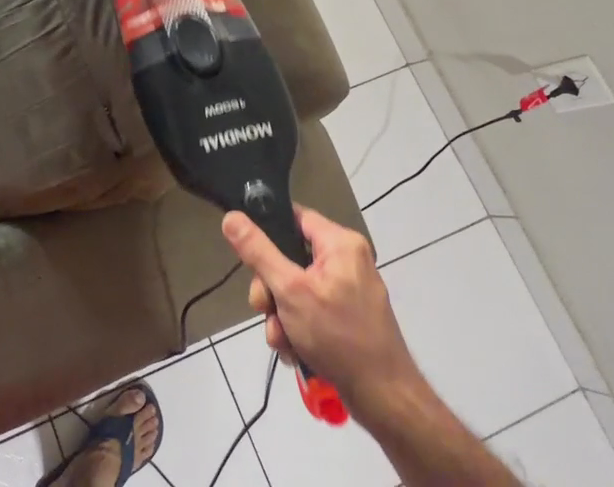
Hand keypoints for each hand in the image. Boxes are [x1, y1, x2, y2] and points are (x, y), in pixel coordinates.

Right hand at [221, 206, 420, 407]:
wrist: (382, 396)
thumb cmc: (337, 335)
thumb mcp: (289, 290)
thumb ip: (258, 252)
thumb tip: (231, 216)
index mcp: (340, 243)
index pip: (293, 217)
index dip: (266, 230)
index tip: (247, 255)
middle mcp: (347, 260)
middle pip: (289, 257)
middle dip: (270, 289)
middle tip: (265, 310)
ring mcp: (348, 289)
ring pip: (295, 289)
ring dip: (279, 315)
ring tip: (282, 340)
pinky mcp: (347, 316)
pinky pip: (310, 309)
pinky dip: (296, 328)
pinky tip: (293, 349)